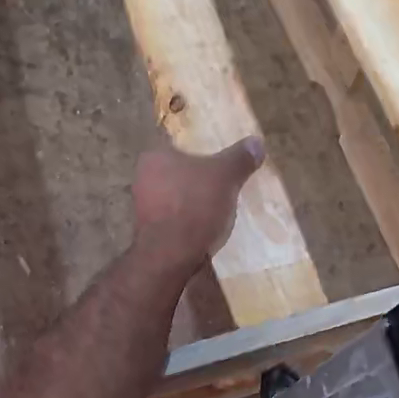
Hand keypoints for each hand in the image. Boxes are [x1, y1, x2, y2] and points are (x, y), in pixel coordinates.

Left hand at [130, 136, 264, 271]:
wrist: (172, 255)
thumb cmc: (195, 204)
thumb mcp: (225, 175)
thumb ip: (239, 158)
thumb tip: (256, 142)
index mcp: (154, 157)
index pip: (179, 146)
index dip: (202, 153)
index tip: (220, 163)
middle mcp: (142, 179)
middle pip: (179, 173)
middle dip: (200, 181)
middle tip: (225, 186)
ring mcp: (144, 208)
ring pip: (176, 199)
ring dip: (195, 204)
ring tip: (221, 210)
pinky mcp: (151, 233)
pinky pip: (175, 221)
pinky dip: (190, 224)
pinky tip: (207, 230)